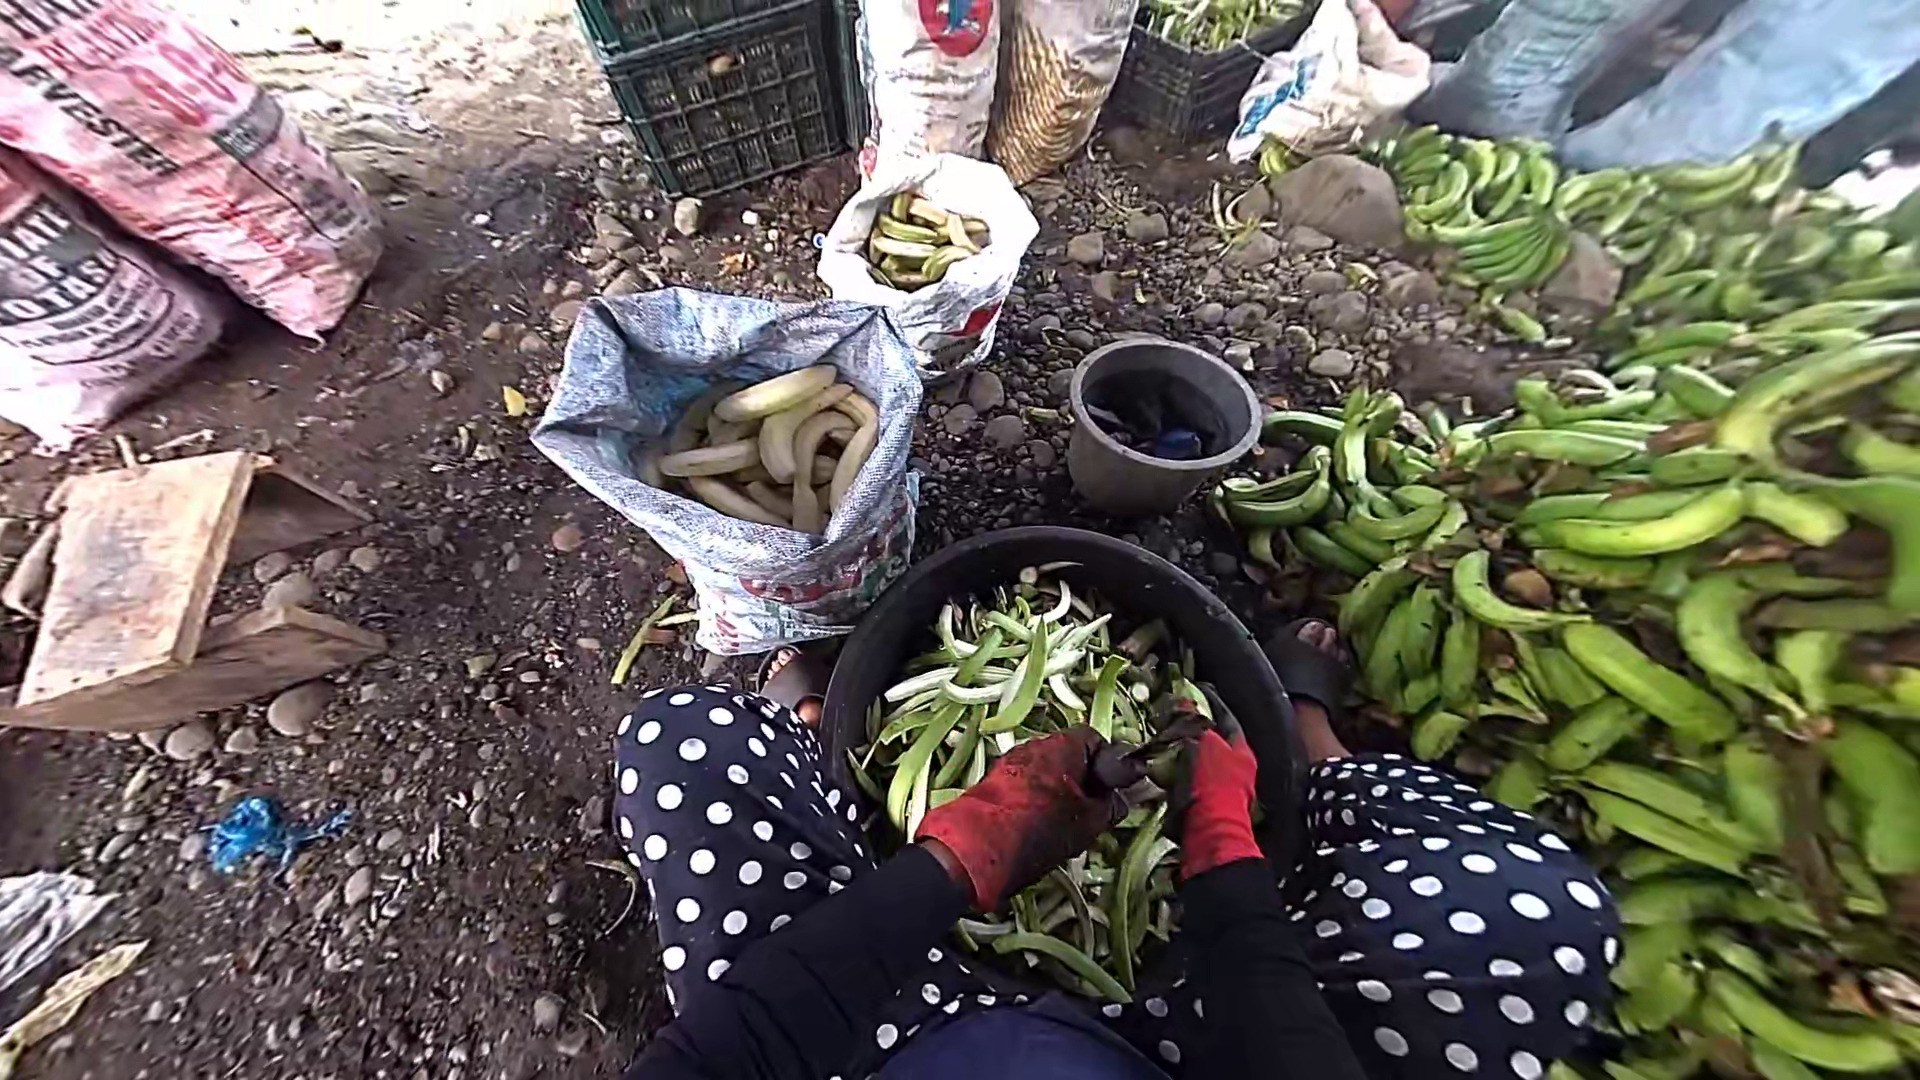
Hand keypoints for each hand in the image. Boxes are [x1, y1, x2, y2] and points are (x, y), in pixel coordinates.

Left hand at [916, 727, 1125, 911]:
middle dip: (1084, 781)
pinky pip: (1028, 783)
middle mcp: (1035, 744)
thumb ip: (1111, 805)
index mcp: (1062, 744)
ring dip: (1061, 792)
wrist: (979, 848)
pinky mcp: (996, 779)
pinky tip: (1042, 829)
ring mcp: (1012, 760)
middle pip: (1071, 755)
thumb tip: (1119, 800)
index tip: (1112, 788)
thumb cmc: (1041, 829)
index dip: (1109, 763)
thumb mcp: (1090, 823)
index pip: (1096, 739)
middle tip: (1092, 812)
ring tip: (1067, 826)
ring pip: (1049, 770)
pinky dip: (1039, 799)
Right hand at [1171, 684, 1261, 879]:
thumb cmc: (1211, 784)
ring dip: (1183, 746)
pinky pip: (1189, 775)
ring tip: (1164, 734)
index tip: (1197, 688)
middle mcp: (1237, 767)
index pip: (1226, 717)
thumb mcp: (1203, 744)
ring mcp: (1222, 786)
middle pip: (1213, 738)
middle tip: (1174, 712)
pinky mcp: (1205, 801)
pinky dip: (1176, 766)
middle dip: (1194, 725)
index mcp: (1241, 751)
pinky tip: (1162, 762)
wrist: (1209, 833)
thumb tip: (1185, 702)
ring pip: (1200, 756)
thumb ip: (1195, 723)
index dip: (1211, 702)